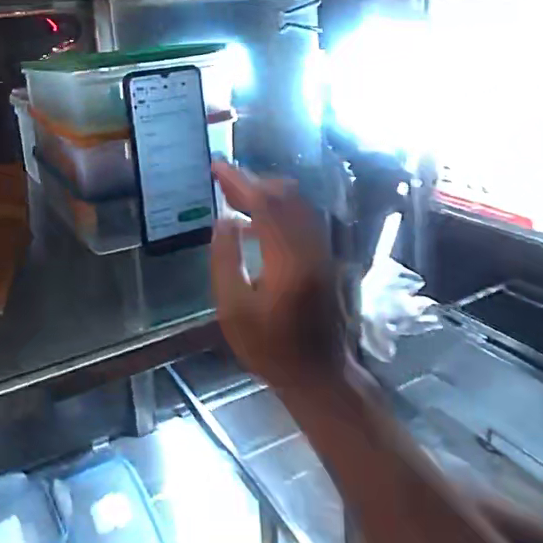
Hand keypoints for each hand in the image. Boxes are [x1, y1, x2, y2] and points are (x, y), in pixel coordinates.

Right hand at [209, 160, 342, 392]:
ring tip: (235, 192)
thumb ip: (226, 261)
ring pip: (298, 204)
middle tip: (222, 177)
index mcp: (287, 261)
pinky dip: (279, 206)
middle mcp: (311, 248)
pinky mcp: (325, 258)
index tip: (216, 166)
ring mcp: (322, 252)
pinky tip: (258, 216)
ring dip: (267, 191)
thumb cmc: (270, 349)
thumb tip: (223, 222)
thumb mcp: (234, 311)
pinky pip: (303, 217)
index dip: (239, 181)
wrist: (319, 375)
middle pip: (285, 196)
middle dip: (252, 180)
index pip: (264, 204)